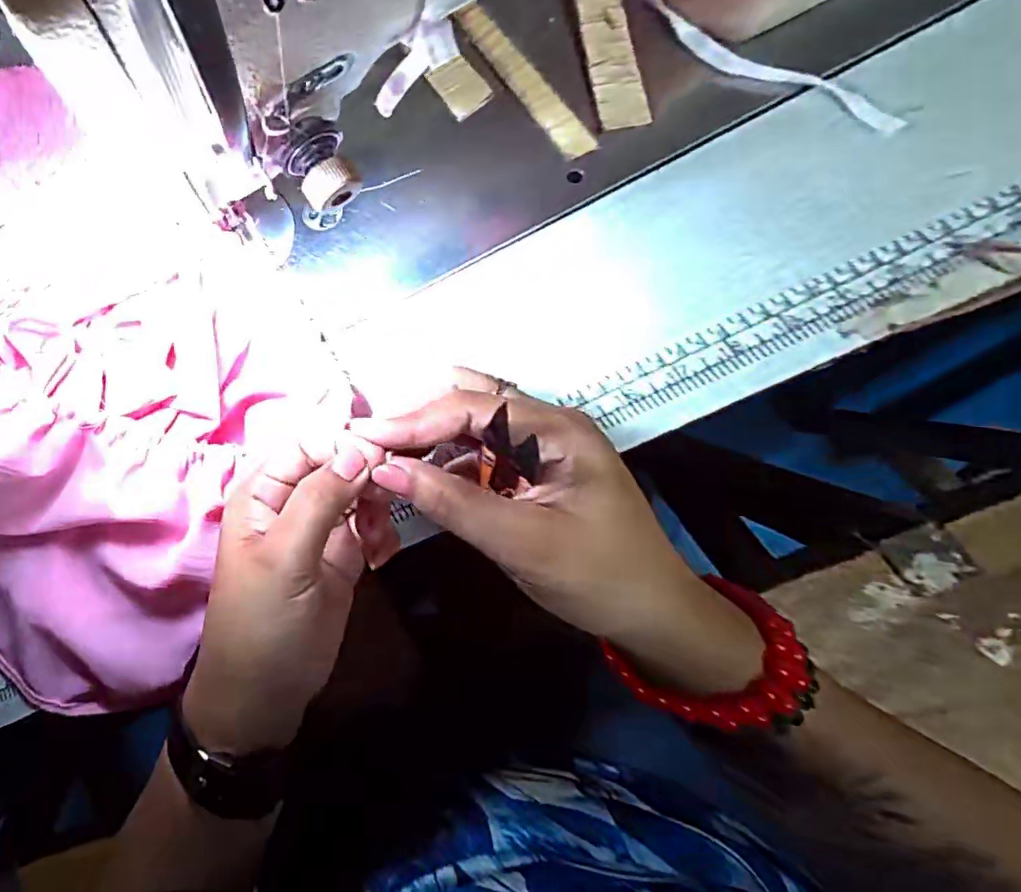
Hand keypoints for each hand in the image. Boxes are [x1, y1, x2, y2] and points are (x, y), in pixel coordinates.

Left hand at [182, 432, 388, 754]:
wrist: (266, 695)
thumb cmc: (262, 622)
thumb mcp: (284, 558)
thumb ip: (319, 500)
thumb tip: (358, 448)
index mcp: (263, 490)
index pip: (308, 442)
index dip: (344, 442)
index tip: (383, 455)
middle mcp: (291, 499)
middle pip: (338, 462)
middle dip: (368, 474)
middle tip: (391, 497)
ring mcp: (320, 525)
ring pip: (359, 490)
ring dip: (379, 504)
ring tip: (379, 539)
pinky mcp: (344, 552)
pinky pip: (371, 522)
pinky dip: (382, 532)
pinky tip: (382, 555)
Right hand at [354, 369, 763, 694]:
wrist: (655, 617)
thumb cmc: (599, 577)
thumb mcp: (522, 542)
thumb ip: (452, 502)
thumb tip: (387, 468)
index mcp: (556, 428)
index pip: (471, 406)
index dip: (414, 419)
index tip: (365, 436)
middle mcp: (547, 424)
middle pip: (470, 404)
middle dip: (419, 420)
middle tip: (370, 443)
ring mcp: (540, 446)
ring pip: (472, 427)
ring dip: (430, 440)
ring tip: (385, 457)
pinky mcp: (533, 471)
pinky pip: (482, 455)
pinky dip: (448, 463)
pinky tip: (420, 476)